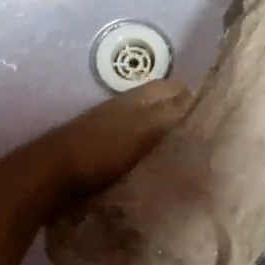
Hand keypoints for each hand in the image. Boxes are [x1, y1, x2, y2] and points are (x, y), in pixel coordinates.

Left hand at [40, 79, 190, 193]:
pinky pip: (135, 144)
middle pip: (162, 106)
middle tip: (202, 142)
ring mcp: (111, 127)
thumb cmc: (101, 150)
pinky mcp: (102, 149)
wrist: (51, 175)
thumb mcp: (144, 130)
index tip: (212, 120)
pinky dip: (148, 152)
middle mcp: (125, 106)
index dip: (194, 99)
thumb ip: (171, 114)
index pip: (174, 88)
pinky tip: (156, 168)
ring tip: (184, 157)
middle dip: (181, 119)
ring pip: (148, 125)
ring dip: (165, 137)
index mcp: (138, 98)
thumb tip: (199, 101)